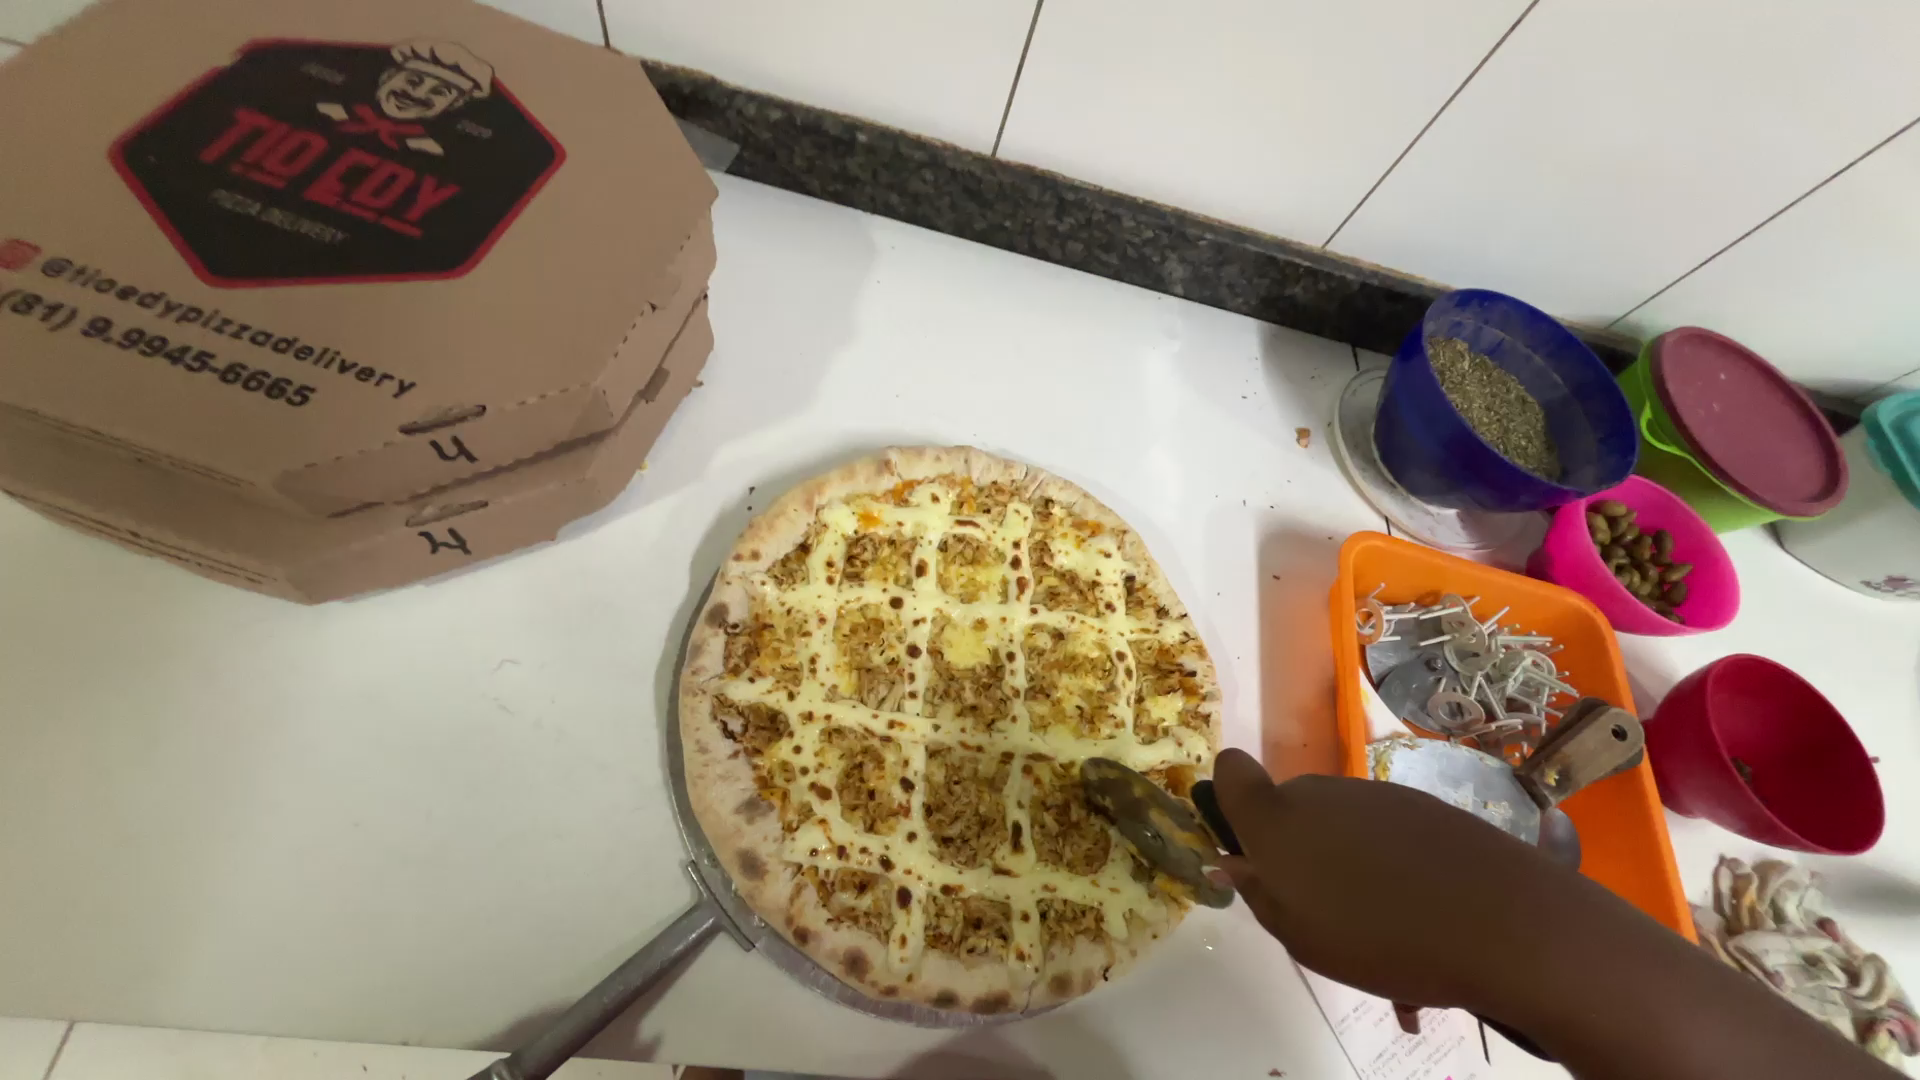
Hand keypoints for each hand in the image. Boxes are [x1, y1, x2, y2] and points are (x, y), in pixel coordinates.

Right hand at [1209, 748, 1593, 1014]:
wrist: (1508, 924)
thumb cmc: (1380, 936)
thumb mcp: (1300, 936)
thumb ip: (1258, 892)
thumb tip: (1233, 862)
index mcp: (1276, 819)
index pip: (1229, 772)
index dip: (1230, 799)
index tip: (1250, 847)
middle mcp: (1317, 792)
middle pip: (1289, 810)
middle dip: (1296, 851)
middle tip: (1323, 912)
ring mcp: (1373, 794)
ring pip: (1340, 828)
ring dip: (1347, 867)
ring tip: (1385, 935)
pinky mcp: (1421, 805)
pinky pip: (1386, 835)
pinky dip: (1391, 869)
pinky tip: (1423, 922)